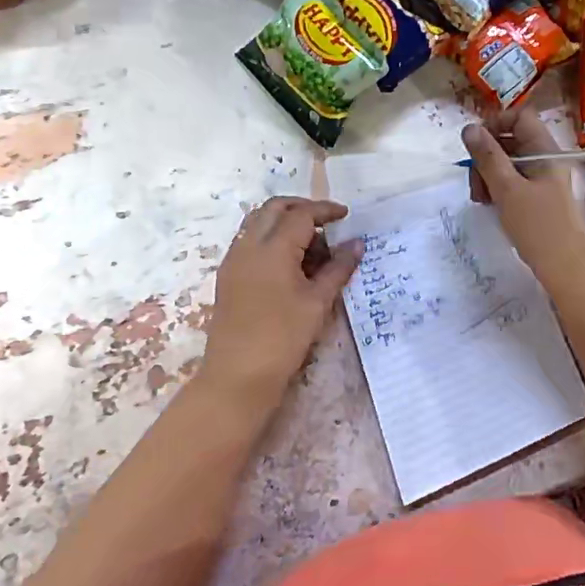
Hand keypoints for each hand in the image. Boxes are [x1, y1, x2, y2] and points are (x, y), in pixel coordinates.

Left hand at [203, 197, 362, 399]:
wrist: (237, 377)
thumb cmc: (283, 338)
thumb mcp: (318, 302)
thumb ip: (338, 268)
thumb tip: (357, 244)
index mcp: (272, 248)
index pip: (301, 214)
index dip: (325, 210)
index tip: (345, 215)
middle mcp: (248, 246)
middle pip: (274, 208)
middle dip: (302, 208)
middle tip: (327, 222)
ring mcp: (234, 260)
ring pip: (257, 222)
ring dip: (284, 221)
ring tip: (311, 245)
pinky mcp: (228, 276)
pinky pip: (249, 241)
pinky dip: (270, 238)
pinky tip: (290, 262)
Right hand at [462, 111, 584, 277]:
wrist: (566, 268)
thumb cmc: (538, 227)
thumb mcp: (507, 189)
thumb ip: (487, 157)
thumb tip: (469, 128)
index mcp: (545, 150)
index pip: (520, 117)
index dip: (495, 123)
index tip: (475, 144)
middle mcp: (546, 159)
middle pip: (511, 140)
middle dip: (486, 156)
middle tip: (474, 182)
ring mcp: (544, 179)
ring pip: (509, 162)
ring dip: (488, 174)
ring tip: (480, 199)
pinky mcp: (539, 198)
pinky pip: (514, 181)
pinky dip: (498, 188)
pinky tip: (490, 204)